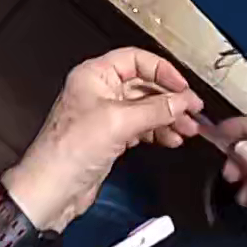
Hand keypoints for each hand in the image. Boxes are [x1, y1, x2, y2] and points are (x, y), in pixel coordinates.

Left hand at [3, 48, 202, 231]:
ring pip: (144, 107)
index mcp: (94, 74)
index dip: (161, 70)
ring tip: (187, 129)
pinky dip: (157, 131)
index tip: (182, 86)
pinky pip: (140, 126)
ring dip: (167, 117)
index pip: (134, 59)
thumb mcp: (119, 122)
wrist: (54, 187)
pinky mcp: (109, 135)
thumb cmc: (70, 149)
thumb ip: (155, 109)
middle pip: (142, 84)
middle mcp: (98, 90)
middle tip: (192, 111)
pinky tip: (171, 139)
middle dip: (169, 98)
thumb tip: (181, 100)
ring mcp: (104, 113)